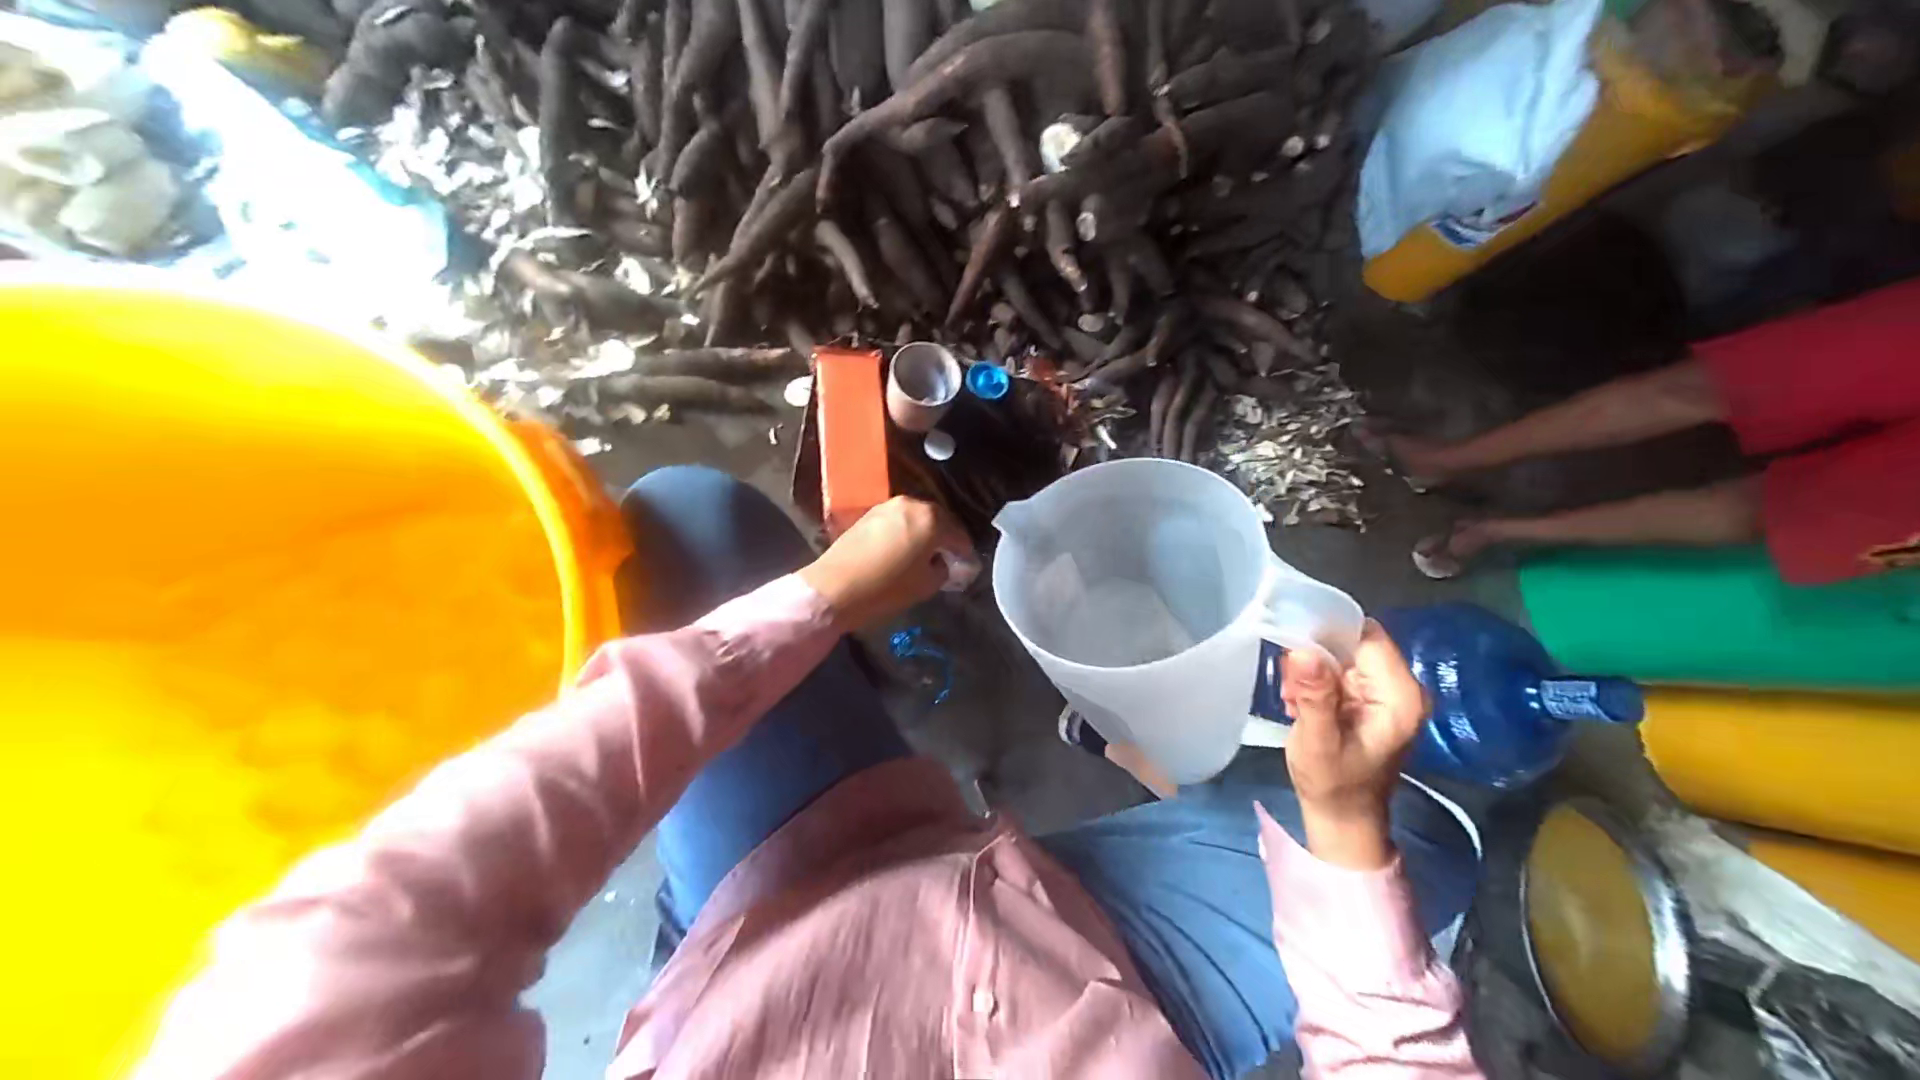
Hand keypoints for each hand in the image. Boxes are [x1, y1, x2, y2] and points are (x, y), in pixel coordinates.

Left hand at [798, 497, 975, 632]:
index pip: (960, 535)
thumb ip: (943, 569)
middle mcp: (913, 504)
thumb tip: (943, 563)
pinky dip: (907, 532)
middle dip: (946, 539)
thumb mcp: (926, 585)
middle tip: (949, 560)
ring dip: (925, 534)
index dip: (966, 553)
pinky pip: (899, 521)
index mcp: (932, 520)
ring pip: (917, 518)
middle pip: (940, 521)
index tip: (967, 568)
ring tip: (925, 556)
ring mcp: (888, 506)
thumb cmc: (886, 588)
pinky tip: (904, 550)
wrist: (834, 588)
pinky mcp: (869, 514)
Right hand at [1282, 621, 1427, 869]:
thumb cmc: (1332, 784)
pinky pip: (1342, 671)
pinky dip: (1317, 680)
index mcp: (1399, 696)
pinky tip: (1302, 703)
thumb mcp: (1317, 741)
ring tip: (1295, 699)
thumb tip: (1303, 650)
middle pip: (1356, 643)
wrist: (1344, 819)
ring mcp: (1388, 695)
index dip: (1330, 633)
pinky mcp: (1372, 701)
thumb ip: (1314, 695)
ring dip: (1313, 669)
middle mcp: (1402, 689)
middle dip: (1316, 655)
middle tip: (1291, 684)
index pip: (1368, 636)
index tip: (1295, 648)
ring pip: (1344, 655)